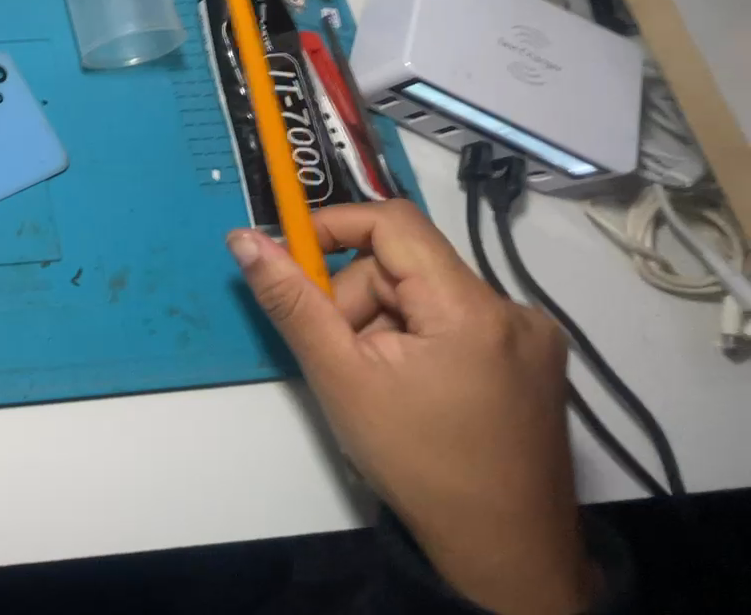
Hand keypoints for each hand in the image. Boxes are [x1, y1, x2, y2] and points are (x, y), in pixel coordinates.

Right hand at [229, 201, 598, 614]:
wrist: (503, 552)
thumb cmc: (414, 458)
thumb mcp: (336, 374)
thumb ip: (290, 299)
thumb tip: (244, 238)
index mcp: (470, 307)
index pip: (393, 223)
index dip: (332, 226)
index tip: (290, 259)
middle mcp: (511, 310)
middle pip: (401, 267)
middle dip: (354, 299)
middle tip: (338, 354)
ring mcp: (528, 338)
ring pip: (420, 296)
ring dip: (380, 323)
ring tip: (373, 380)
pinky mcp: (530, 362)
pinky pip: (448, 321)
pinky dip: (411, 339)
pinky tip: (407, 386)